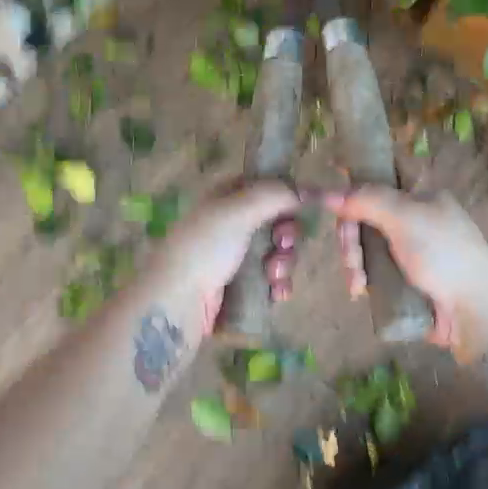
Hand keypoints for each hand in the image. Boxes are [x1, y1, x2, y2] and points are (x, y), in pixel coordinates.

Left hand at [152, 180, 300, 334]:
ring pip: (278, 251)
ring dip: (284, 263)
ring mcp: (234, 255)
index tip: (305, 206)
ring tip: (273, 277)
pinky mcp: (238, 285)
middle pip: (279, 220)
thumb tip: (312, 189)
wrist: (175, 304)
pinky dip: (279, 284)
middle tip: (281, 245)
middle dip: (287, 235)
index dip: (289, 194)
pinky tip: (277, 294)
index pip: (268, 185)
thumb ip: (277, 194)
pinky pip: (271, 278)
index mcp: (226, 196)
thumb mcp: (239, 210)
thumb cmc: (204, 248)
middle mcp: (231, 222)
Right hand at [324, 187, 487, 361]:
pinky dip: (365, 281)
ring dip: (355, 264)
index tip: (327, 203)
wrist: (476, 309)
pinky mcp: (407, 281)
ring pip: (367, 248)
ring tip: (358, 286)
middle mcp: (415, 221)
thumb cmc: (444, 254)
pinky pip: (375, 273)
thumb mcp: (405, 217)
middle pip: (366, 218)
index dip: (352, 190)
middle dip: (351, 240)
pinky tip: (361, 293)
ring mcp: (411, 253)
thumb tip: (328, 192)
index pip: (377, 183)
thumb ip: (366, 200)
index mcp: (421, 197)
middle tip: (351, 262)